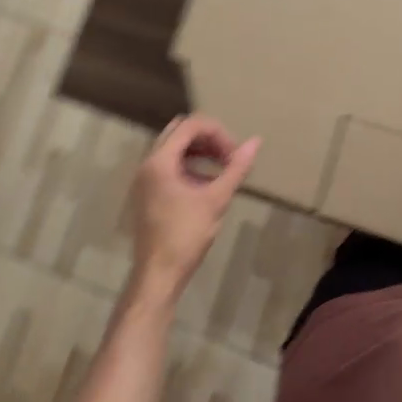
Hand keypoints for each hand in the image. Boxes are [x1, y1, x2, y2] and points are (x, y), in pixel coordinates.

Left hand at [127, 116, 259, 299]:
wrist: (158, 275)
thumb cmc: (186, 235)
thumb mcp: (216, 200)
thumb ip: (236, 168)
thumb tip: (256, 141)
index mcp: (160, 161)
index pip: (190, 126)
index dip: (218, 133)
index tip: (235, 153)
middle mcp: (148, 164)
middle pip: (180, 133)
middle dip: (208, 139)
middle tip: (229, 156)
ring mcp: (145, 180)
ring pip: (174, 150)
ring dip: (200, 152)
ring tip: (223, 169)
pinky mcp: (148, 194)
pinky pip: (170, 167)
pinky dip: (190, 166)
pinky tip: (208, 185)